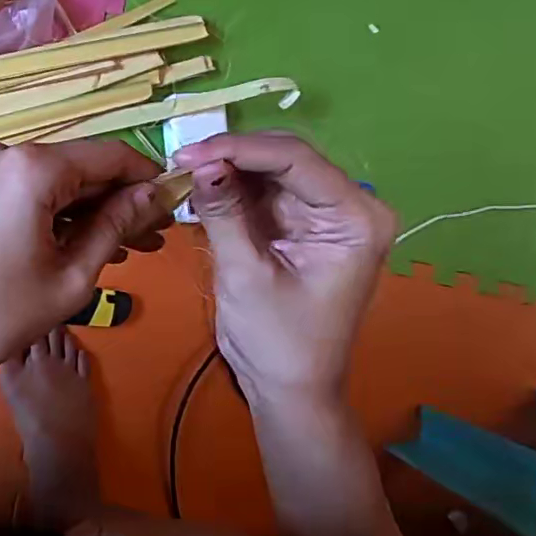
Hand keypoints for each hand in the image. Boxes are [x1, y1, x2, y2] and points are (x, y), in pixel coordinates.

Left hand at [0, 140, 170, 382]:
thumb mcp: (72, 275)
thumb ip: (116, 225)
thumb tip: (156, 195)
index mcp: (32, 167)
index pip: (109, 156)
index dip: (146, 178)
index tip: (174, 205)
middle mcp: (7, 152)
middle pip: (81, 167)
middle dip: (120, 200)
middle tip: (156, 237)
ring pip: (57, 180)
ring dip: (93, 210)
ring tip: (132, 248)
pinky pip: (30, 190)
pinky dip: (60, 212)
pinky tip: (90, 242)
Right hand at [171, 132, 395, 406]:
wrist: (287, 386)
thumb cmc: (278, 340)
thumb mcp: (245, 275)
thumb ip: (224, 213)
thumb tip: (199, 164)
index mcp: (355, 218)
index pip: (296, 160)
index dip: (240, 149)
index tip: (189, 154)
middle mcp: (346, 205)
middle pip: (284, 157)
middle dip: (230, 155)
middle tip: (180, 162)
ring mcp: (320, 213)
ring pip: (268, 169)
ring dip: (225, 169)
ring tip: (182, 174)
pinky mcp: (295, 222)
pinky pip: (259, 190)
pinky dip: (227, 188)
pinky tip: (198, 189)